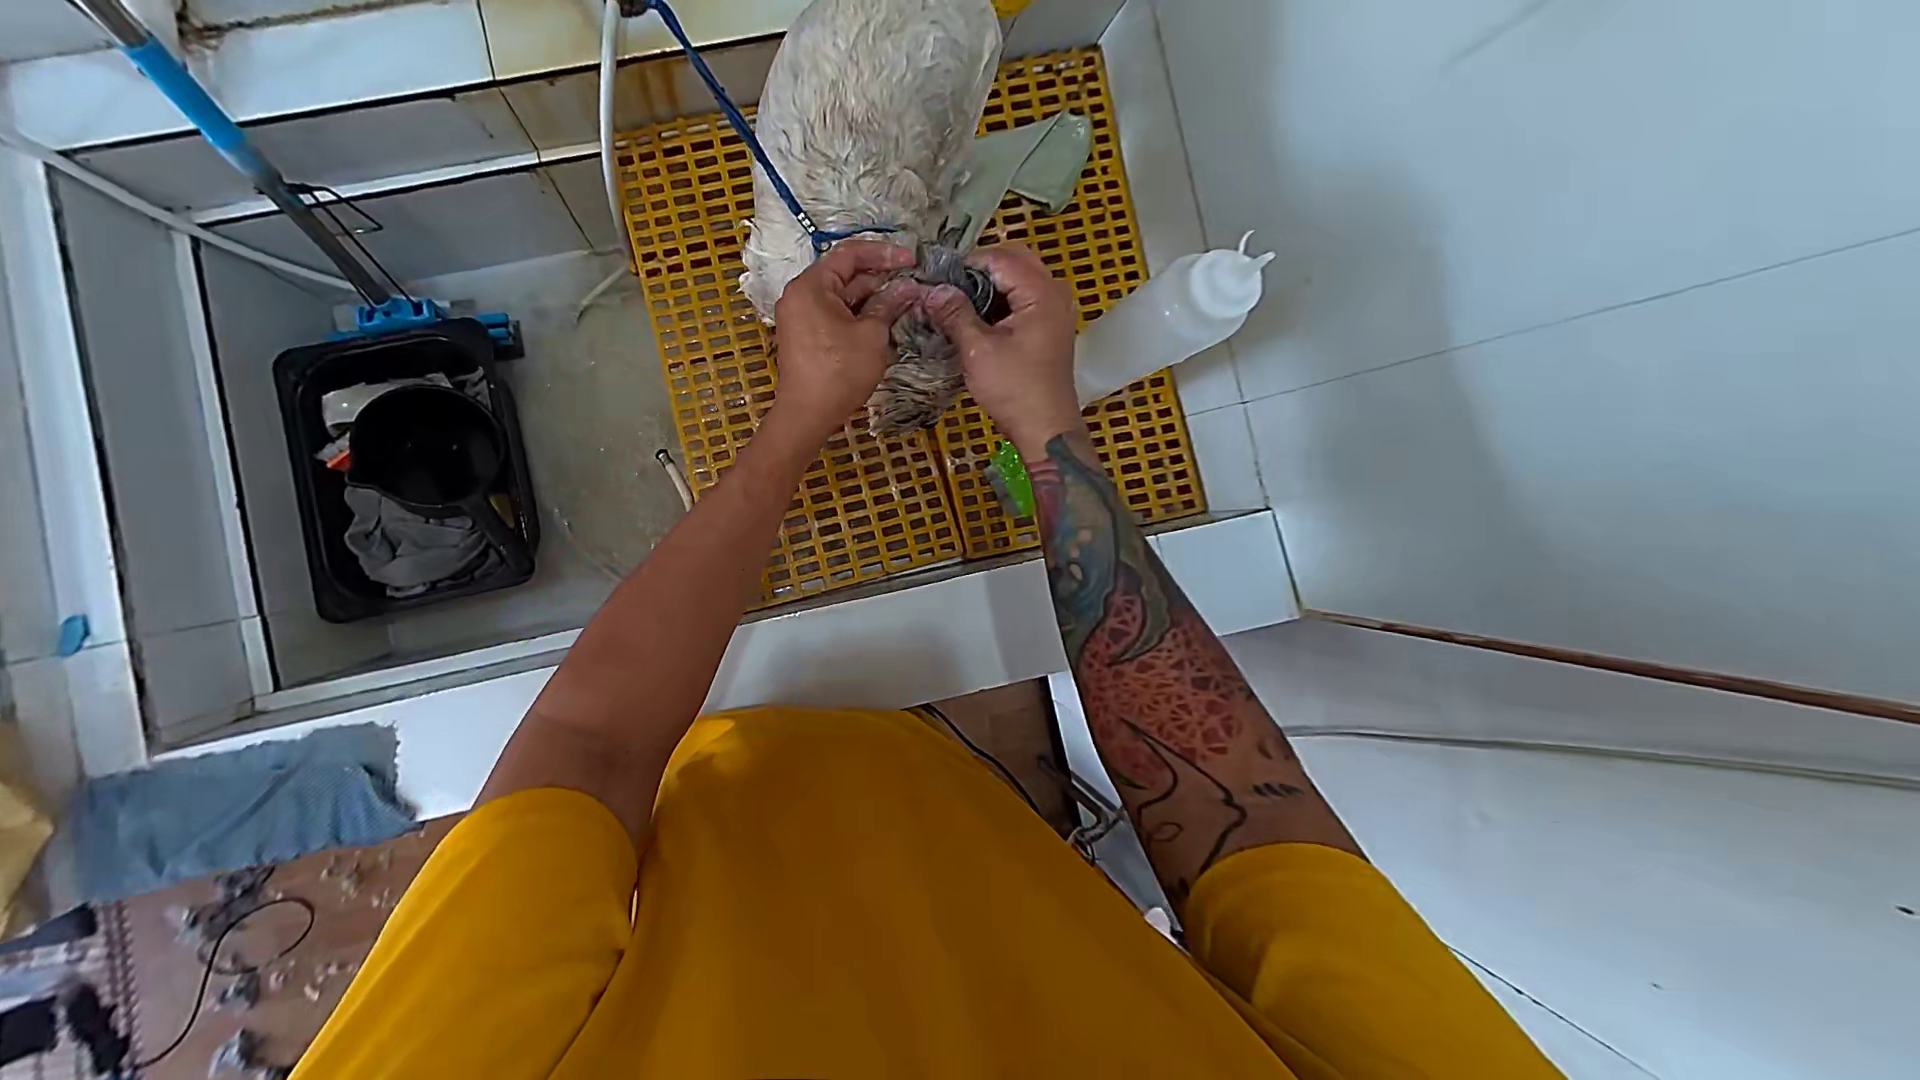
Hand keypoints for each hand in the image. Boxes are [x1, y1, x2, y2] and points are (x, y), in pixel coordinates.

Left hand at [769, 240, 922, 443]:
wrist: (808, 415)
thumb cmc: (839, 372)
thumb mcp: (872, 336)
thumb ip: (889, 305)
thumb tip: (907, 288)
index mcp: (811, 286)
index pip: (849, 254)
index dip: (884, 253)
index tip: (912, 259)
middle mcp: (801, 295)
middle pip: (845, 276)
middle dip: (880, 280)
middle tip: (913, 285)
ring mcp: (801, 317)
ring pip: (842, 299)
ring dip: (872, 300)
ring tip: (905, 304)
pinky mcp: (807, 337)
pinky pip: (835, 316)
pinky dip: (859, 316)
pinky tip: (884, 322)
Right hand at [921, 244, 1081, 458]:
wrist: (1046, 429)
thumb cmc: (1015, 390)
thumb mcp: (977, 350)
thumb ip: (955, 314)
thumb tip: (932, 291)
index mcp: (1041, 292)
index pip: (999, 257)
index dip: (966, 264)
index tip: (939, 279)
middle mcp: (1055, 294)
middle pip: (1015, 260)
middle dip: (980, 270)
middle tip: (950, 289)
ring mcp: (1057, 311)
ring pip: (1021, 280)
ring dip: (992, 286)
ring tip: (960, 305)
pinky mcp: (1051, 329)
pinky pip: (1026, 300)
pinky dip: (1004, 302)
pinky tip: (979, 320)